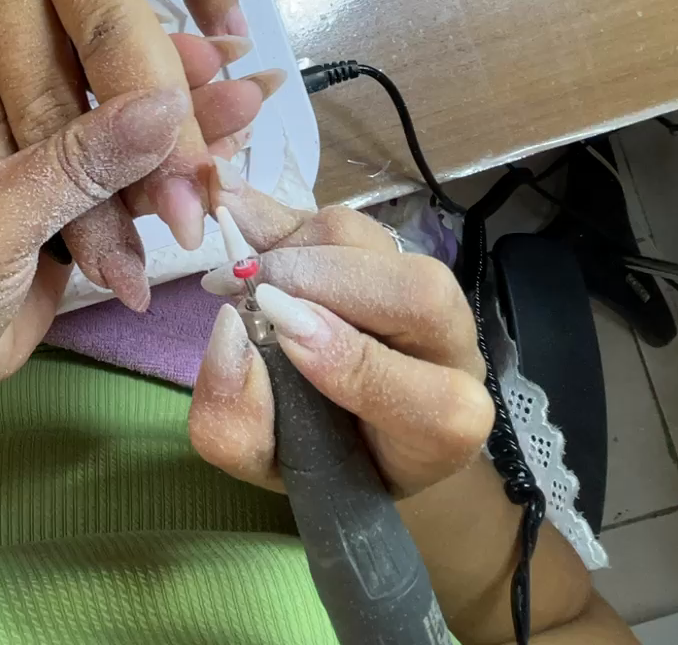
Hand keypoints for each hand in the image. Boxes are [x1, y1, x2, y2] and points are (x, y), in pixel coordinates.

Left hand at [0, 36, 269, 399]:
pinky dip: (168, 182)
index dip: (125, 42)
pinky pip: (123, 186)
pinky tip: (219, 165)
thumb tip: (170, 106)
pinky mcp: (65, 207)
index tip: (202, 44)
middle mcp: (0, 114)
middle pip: (94, 89)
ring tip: (253, 112)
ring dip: (182, 135)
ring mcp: (37, 163)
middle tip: (247, 77)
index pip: (49, 48)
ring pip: (117, 138)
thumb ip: (80, 165)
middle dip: (171, 87)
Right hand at [188, 178, 493, 496]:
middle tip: (243, 288)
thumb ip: (234, 423)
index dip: (350, 358)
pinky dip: (274, 213)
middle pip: (418, 293)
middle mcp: (450, 350)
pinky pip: (333, 217)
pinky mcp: (378, 247)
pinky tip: (231, 210)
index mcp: (441, 428)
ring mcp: (422, 288)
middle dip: (318, 280)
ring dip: (294, 245)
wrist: (352, 422)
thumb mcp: (265, 466)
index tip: (273, 327)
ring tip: (239, 270)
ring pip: (373, 243)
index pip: (430, 399)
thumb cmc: (315, 452)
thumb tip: (227, 331)